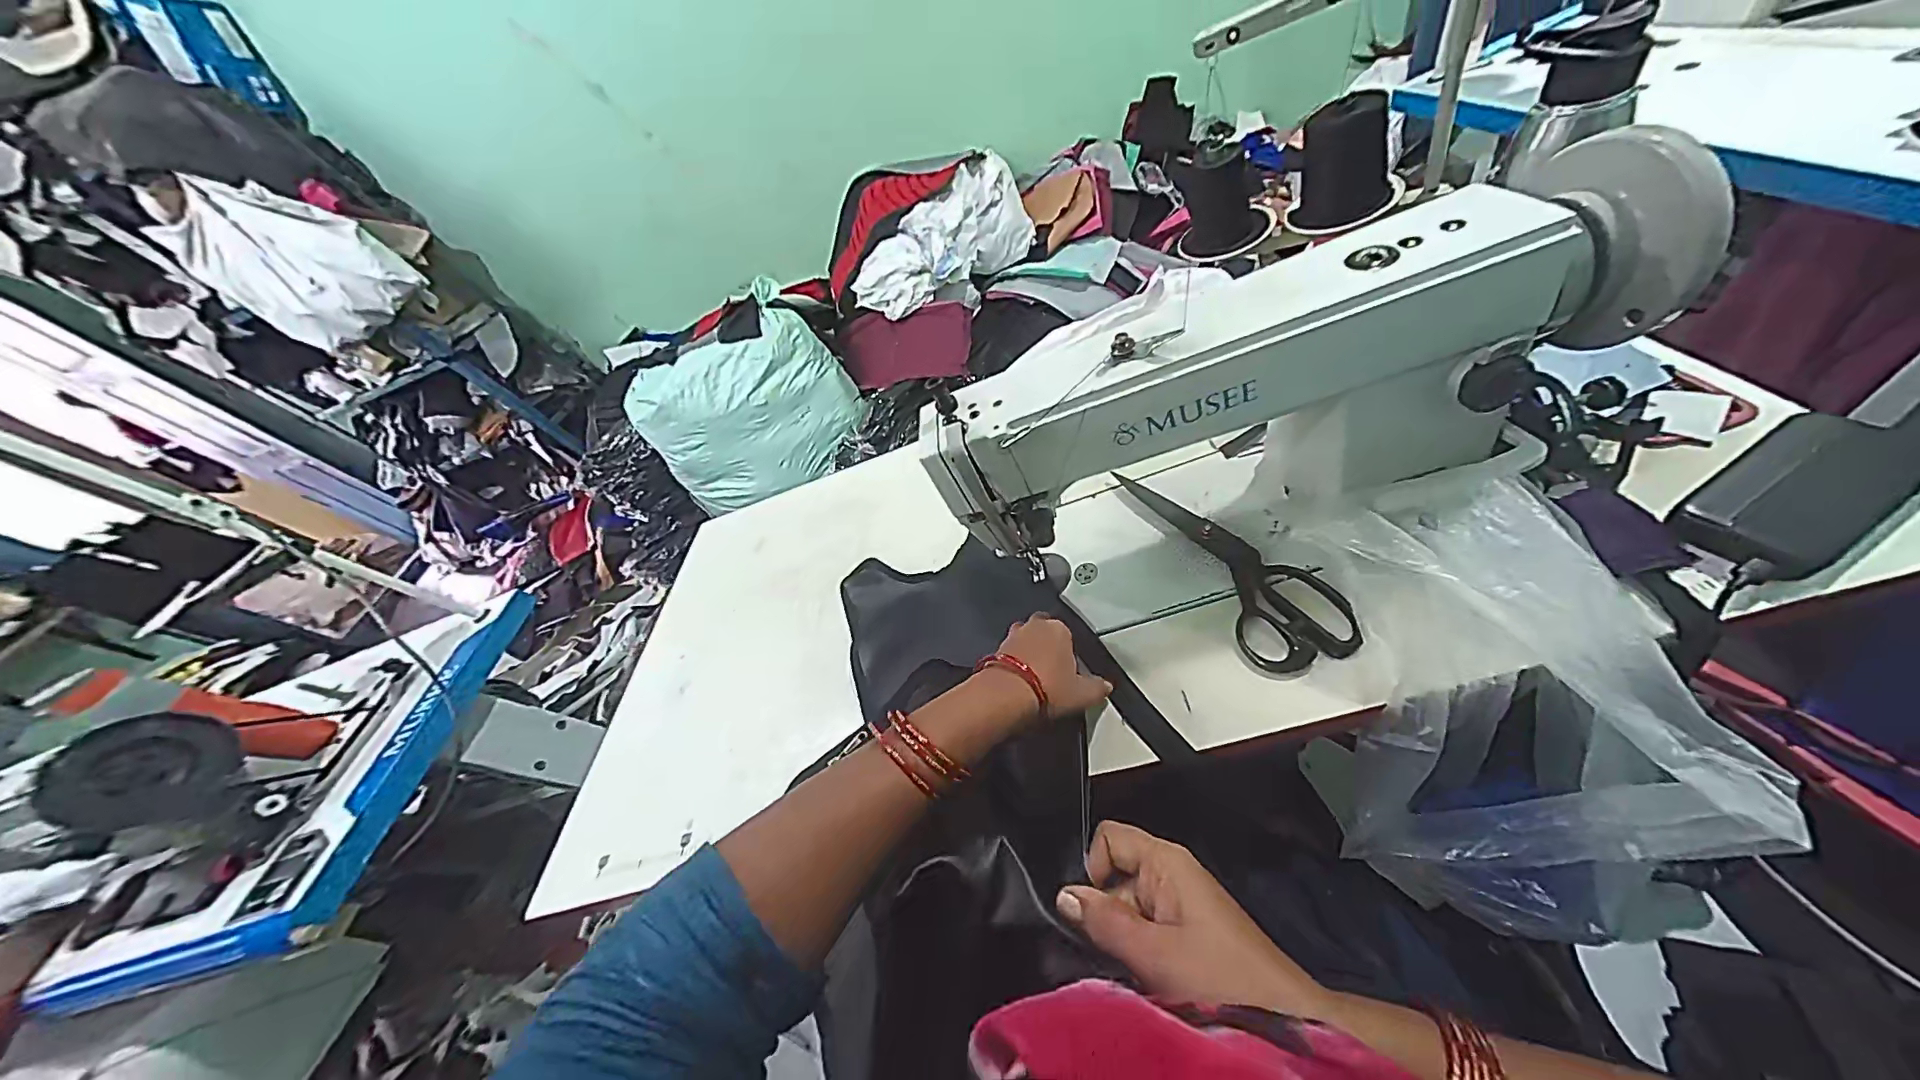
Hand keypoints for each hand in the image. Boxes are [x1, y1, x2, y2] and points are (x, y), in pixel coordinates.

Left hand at [992, 615, 1112, 719]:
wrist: (1006, 696)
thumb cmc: (1045, 688)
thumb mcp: (1082, 694)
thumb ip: (1097, 688)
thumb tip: (1105, 687)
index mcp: (1059, 628)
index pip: (1070, 636)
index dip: (1070, 655)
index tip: (1070, 674)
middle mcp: (1034, 627)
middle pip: (1044, 635)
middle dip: (1048, 650)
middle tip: (1052, 675)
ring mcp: (1012, 637)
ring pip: (1025, 642)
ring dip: (1029, 656)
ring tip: (1034, 681)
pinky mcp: (994, 650)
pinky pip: (1009, 655)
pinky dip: (1013, 666)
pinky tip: (1018, 684)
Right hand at [1056, 821, 1333, 1020]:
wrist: (1286, 1022)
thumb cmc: (1230, 981)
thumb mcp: (1154, 952)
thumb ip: (1105, 921)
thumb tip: (1066, 895)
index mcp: (1166, 862)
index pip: (1109, 838)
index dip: (1092, 868)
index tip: (1094, 911)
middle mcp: (1171, 875)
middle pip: (1113, 878)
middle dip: (1108, 915)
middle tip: (1124, 953)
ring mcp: (1178, 906)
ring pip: (1126, 911)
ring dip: (1124, 941)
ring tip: (1144, 971)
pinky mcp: (1184, 934)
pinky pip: (1144, 932)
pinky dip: (1139, 954)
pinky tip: (1152, 978)